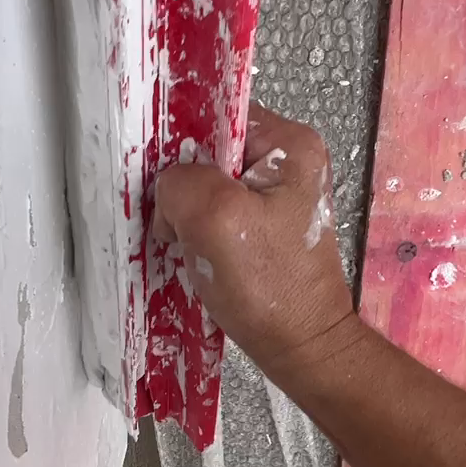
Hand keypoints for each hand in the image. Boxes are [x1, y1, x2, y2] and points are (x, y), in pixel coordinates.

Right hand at [154, 103, 358, 378]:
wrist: (300, 348)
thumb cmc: (268, 288)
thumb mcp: (216, 221)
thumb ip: (181, 183)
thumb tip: (169, 187)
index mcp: (290, 144)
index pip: (216, 118)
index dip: (182, 148)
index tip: (166, 187)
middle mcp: (288, 163)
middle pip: (207, 154)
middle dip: (182, 189)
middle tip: (178, 226)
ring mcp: (275, 199)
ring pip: (205, 189)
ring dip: (186, 217)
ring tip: (189, 246)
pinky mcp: (262, 230)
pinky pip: (214, 217)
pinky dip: (197, 234)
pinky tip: (197, 255)